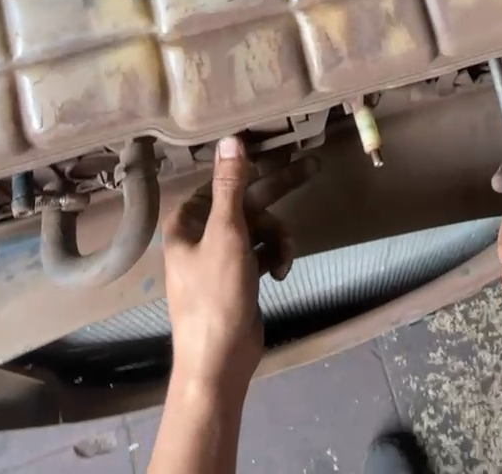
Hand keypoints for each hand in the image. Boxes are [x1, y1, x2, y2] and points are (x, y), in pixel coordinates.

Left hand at [161, 136, 310, 393]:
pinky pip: (262, 251)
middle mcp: (201, 232)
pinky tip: (279, 275)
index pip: (226, 180)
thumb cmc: (216, 295)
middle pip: (247, 201)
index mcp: (188, 219)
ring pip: (260, 227)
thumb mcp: (227, 234)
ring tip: (285, 259)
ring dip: (278, 239)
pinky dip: (274, 258)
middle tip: (313, 166)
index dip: (254, 168)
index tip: (283, 151)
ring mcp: (220, 255)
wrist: (219, 361)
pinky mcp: (238, 275)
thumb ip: (231, 185)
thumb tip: (231, 139)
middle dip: (279, 192)